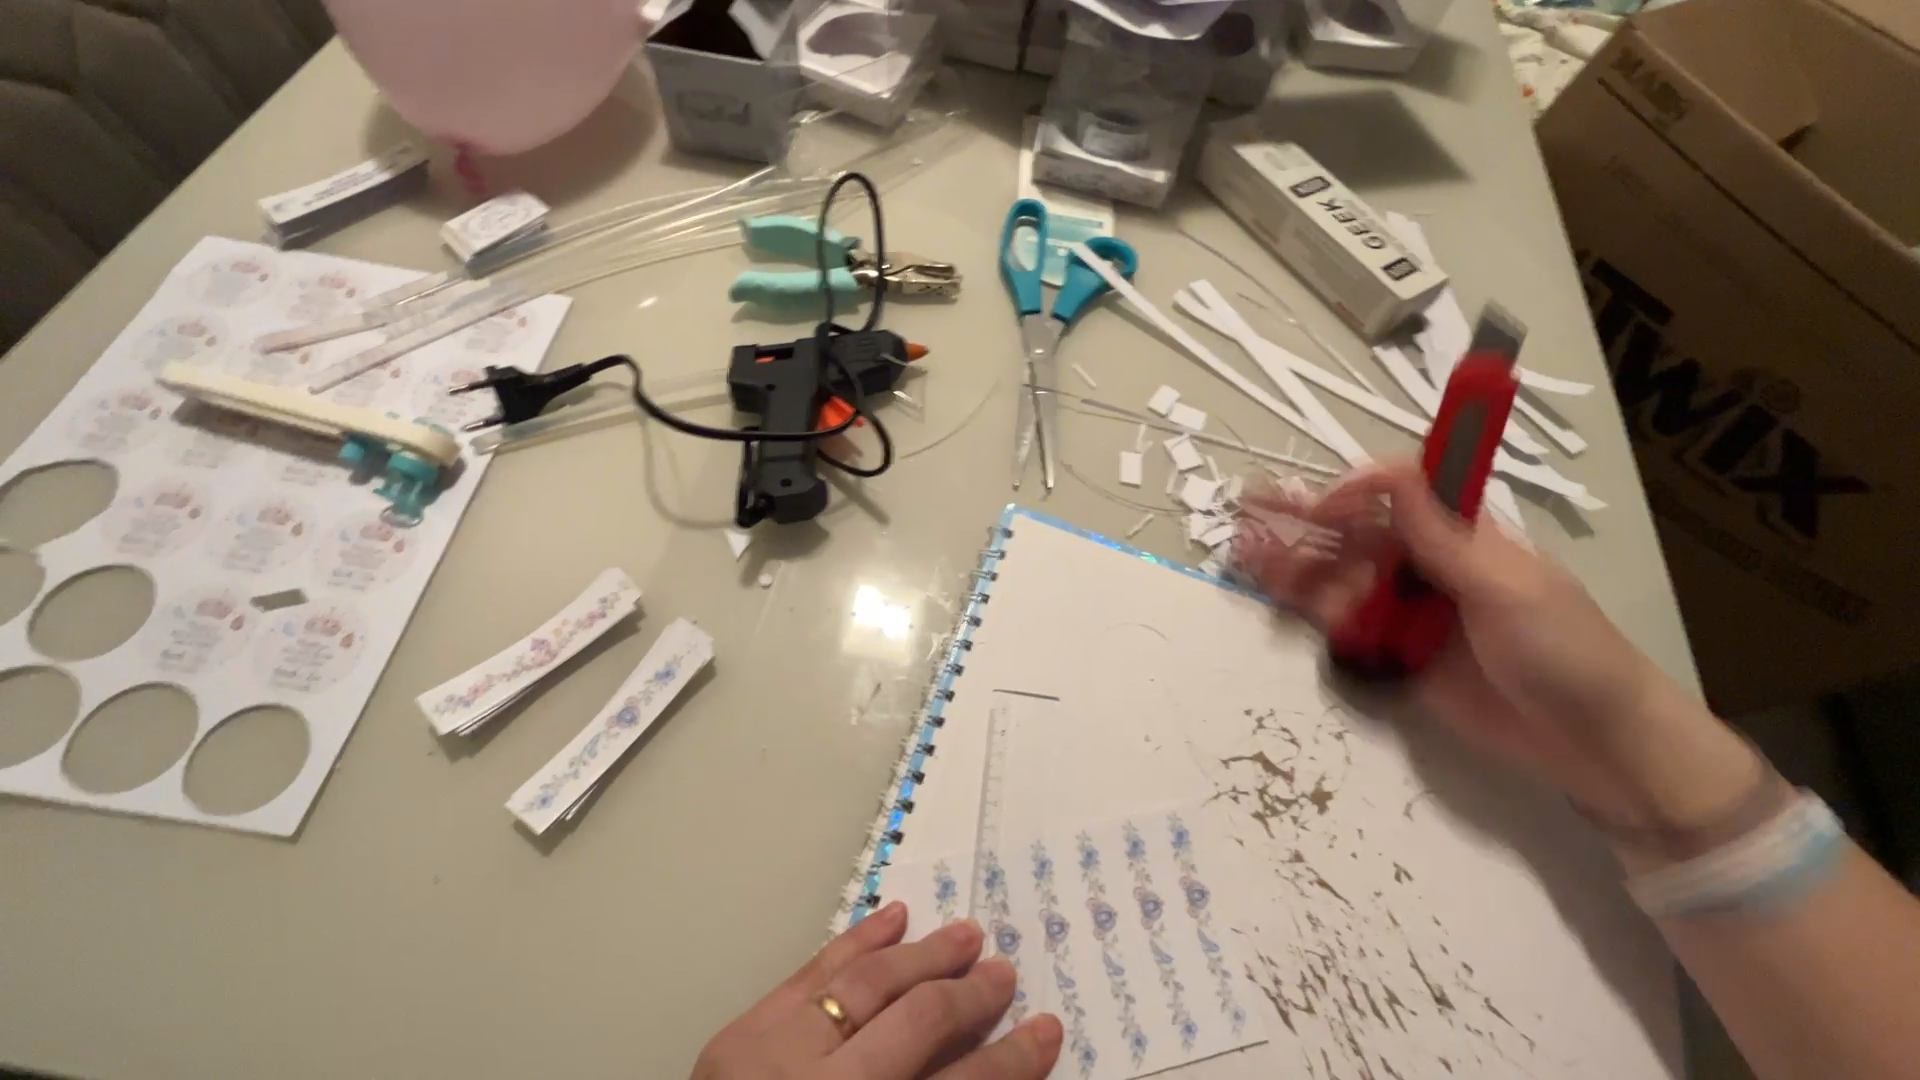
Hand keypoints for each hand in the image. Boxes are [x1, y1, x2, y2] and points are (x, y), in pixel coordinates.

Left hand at [691, 901, 1062, 1079]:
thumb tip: (985, 1065)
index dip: (1009, 1062)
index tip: (1047, 1030)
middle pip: (915, 1022)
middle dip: (968, 996)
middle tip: (1003, 972)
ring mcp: (775, 1054)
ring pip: (866, 982)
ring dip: (922, 954)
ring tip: (967, 932)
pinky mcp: (741, 1033)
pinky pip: (811, 973)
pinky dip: (856, 941)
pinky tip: (894, 917)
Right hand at [1234, 462, 1756, 832]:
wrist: (1590, 742)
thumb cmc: (1564, 651)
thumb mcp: (1508, 587)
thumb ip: (1443, 536)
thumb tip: (1393, 472)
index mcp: (1461, 534)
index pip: (1400, 491)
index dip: (1357, 490)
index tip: (1323, 508)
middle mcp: (1424, 562)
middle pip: (1353, 528)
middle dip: (1300, 513)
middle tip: (1246, 501)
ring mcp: (1403, 606)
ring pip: (1335, 570)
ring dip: (1288, 555)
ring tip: (1238, 545)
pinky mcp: (1389, 648)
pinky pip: (1337, 617)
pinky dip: (1301, 601)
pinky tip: (1266, 587)